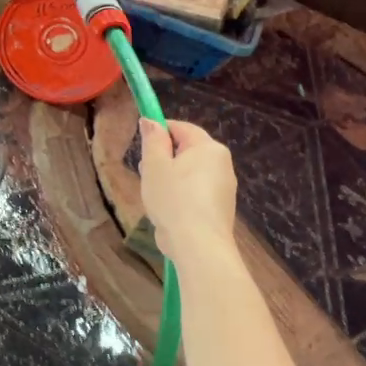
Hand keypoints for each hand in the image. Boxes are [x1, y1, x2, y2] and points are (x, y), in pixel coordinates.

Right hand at [138, 118, 238, 261]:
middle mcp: (222, 164)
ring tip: (154, 194)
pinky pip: (195, 190)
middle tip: (146, 173)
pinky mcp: (220, 206)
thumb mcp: (154, 165)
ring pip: (189, 171)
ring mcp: (223, 187)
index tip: (141, 145)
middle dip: (163, 158)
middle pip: (186, 150)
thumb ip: (153, 140)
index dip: (159, 131)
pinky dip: (180, 194)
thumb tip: (151, 121)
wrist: (197, 243)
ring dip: (169, 177)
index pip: (181, 128)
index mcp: (209, 149)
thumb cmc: (173, 198)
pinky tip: (167, 208)